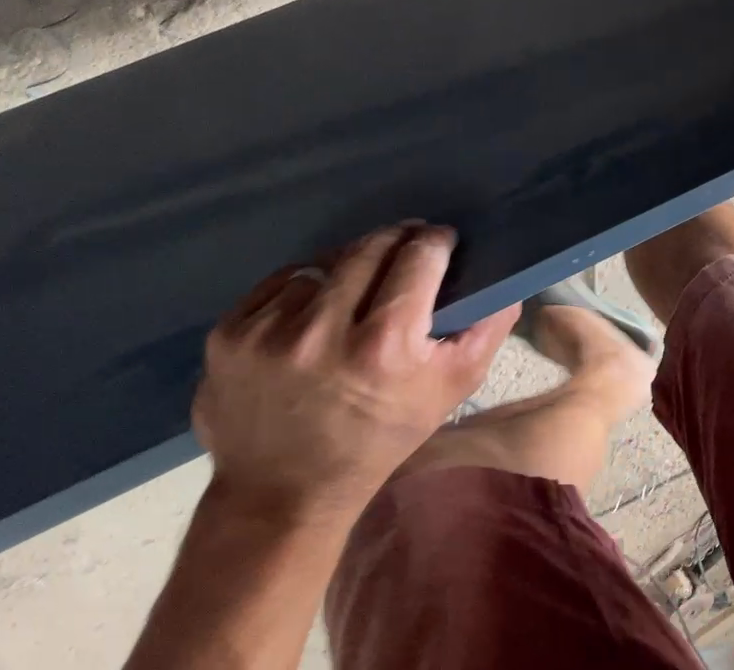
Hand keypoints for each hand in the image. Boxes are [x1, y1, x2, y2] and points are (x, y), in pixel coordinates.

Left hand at [193, 222, 516, 522]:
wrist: (282, 493)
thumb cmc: (380, 439)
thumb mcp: (450, 392)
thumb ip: (485, 332)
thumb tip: (505, 285)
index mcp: (385, 345)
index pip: (418, 258)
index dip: (435, 242)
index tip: (441, 241)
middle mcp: (322, 331)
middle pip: (370, 249)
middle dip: (397, 239)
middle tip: (408, 245)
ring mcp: (268, 332)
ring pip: (324, 264)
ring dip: (349, 265)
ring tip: (360, 283)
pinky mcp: (227, 335)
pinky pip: (280, 283)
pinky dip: (305, 285)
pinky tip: (316, 306)